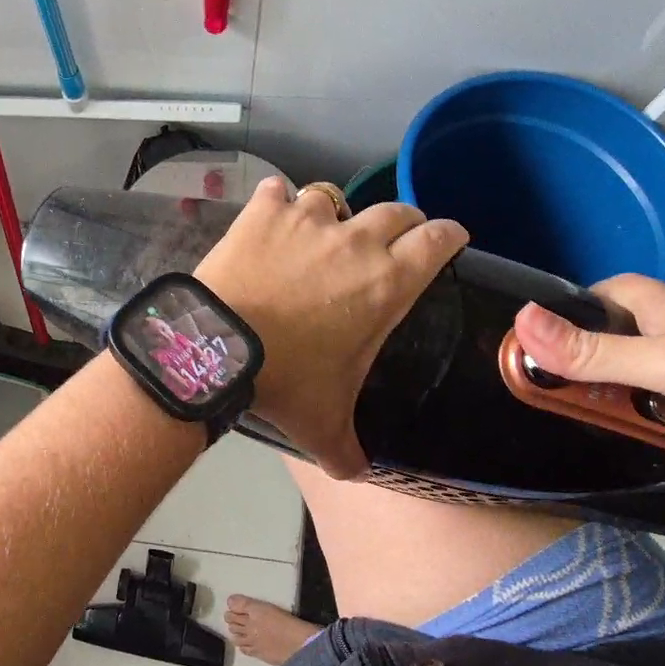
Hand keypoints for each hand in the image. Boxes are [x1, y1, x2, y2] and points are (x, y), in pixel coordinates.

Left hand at [195, 178, 467, 479]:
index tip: (449, 239)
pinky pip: (277, 191)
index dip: (449, 236)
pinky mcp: (261, 213)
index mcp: (387, 282)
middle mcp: (355, 241)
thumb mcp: (323, 425)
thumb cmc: (283, 382)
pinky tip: (270, 215)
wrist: (216, 348)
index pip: (438, 240)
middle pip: (396, 212)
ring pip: (334, 197)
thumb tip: (360, 474)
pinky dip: (276, 201)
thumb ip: (349, 451)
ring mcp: (306, 220)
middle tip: (393, 239)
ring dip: (334, 212)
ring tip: (321, 230)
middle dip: (402, 222)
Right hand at [513, 274, 664, 474]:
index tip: (530, 335)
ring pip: (644, 395)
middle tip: (533, 401)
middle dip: (583, 372)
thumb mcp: (661, 358)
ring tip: (562, 437)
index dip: (570, 307)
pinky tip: (622, 460)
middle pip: (618, 350)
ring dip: (618, 414)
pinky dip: (654, 442)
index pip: (607, 295)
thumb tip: (517, 322)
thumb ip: (591, 352)